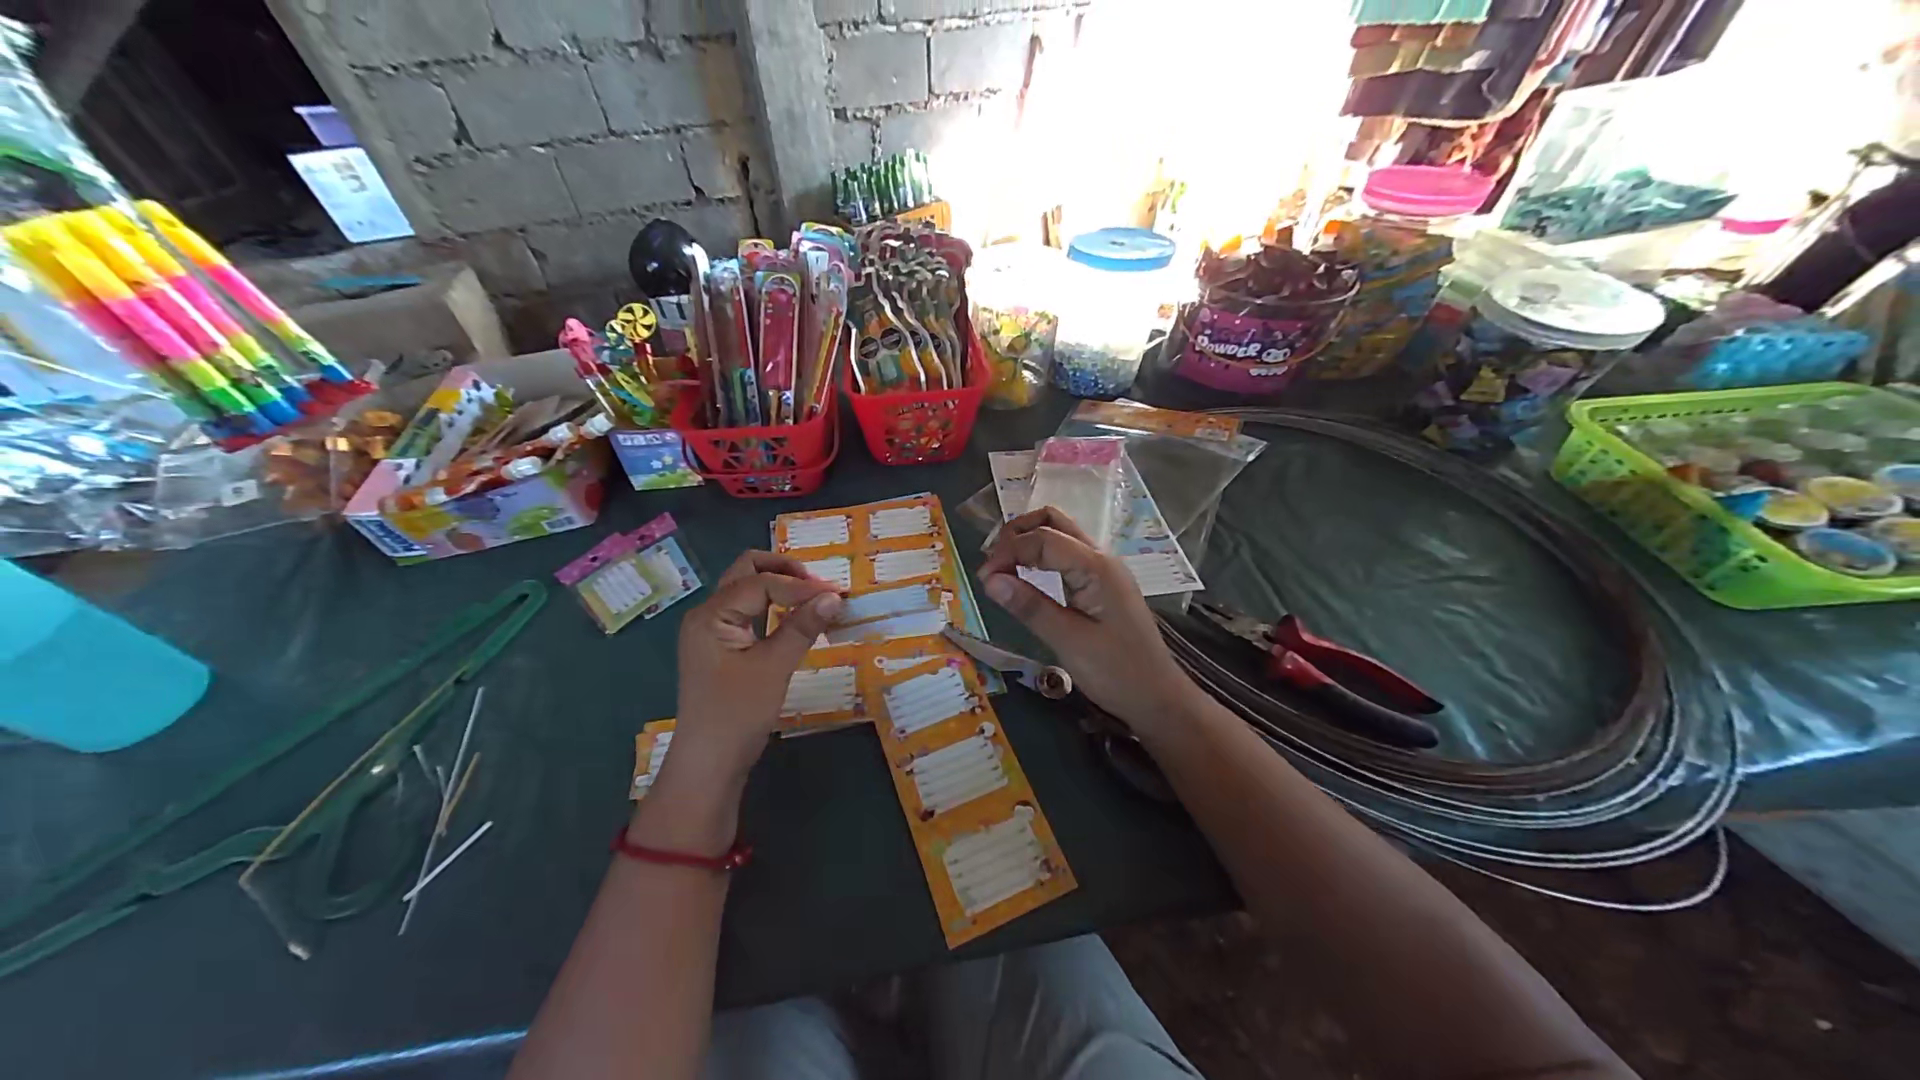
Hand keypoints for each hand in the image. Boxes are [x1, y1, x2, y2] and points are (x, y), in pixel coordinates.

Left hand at [670, 551, 843, 780]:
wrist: (708, 765)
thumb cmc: (737, 715)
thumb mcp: (773, 669)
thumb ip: (802, 628)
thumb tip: (834, 596)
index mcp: (711, 615)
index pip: (761, 583)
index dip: (800, 585)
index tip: (837, 594)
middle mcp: (707, 614)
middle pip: (747, 571)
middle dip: (785, 571)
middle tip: (820, 585)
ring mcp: (713, 631)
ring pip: (748, 590)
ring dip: (781, 586)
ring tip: (814, 596)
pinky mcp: (723, 647)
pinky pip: (750, 612)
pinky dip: (775, 606)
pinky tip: (797, 617)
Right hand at [977, 507, 1200, 735]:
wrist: (1158, 697)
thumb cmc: (1117, 672)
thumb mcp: (1068, 641)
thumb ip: (1029, 607)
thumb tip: (989, 579)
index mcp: (1096, 567)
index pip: (1043, 539)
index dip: (1008, 552)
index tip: (983, 578)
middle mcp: (1101, 559)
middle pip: (1054, 521)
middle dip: (1017, 533)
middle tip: (992, 562)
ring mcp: (1103, 571)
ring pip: (1061, 535)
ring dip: (1028, 542)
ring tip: (1001, 568)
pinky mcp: (1100, 586)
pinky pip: (1066, 557)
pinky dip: (1040, 558)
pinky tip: (1024, 578)